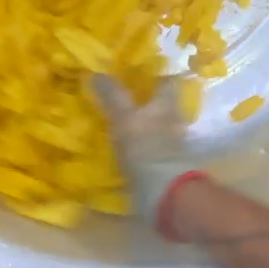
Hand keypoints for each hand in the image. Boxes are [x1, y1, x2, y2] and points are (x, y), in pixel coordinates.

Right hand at [93, 76, 201, 234]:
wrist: (166, 195)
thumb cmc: (147, 150)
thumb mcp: (125, 120)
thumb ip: (112, 97)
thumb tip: (95, 73)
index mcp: (167, 106)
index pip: (168, 82)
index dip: (158, 74)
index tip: (139, 72)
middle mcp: (173, 122)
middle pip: (164, 105)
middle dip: (148, 102)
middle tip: (127, 98)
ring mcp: (172, 147)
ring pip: (160, 128)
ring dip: (145, 125)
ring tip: (123, 125)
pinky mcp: (165, 168)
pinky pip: (153, 151)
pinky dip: (142, 149)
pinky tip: (126, 151)